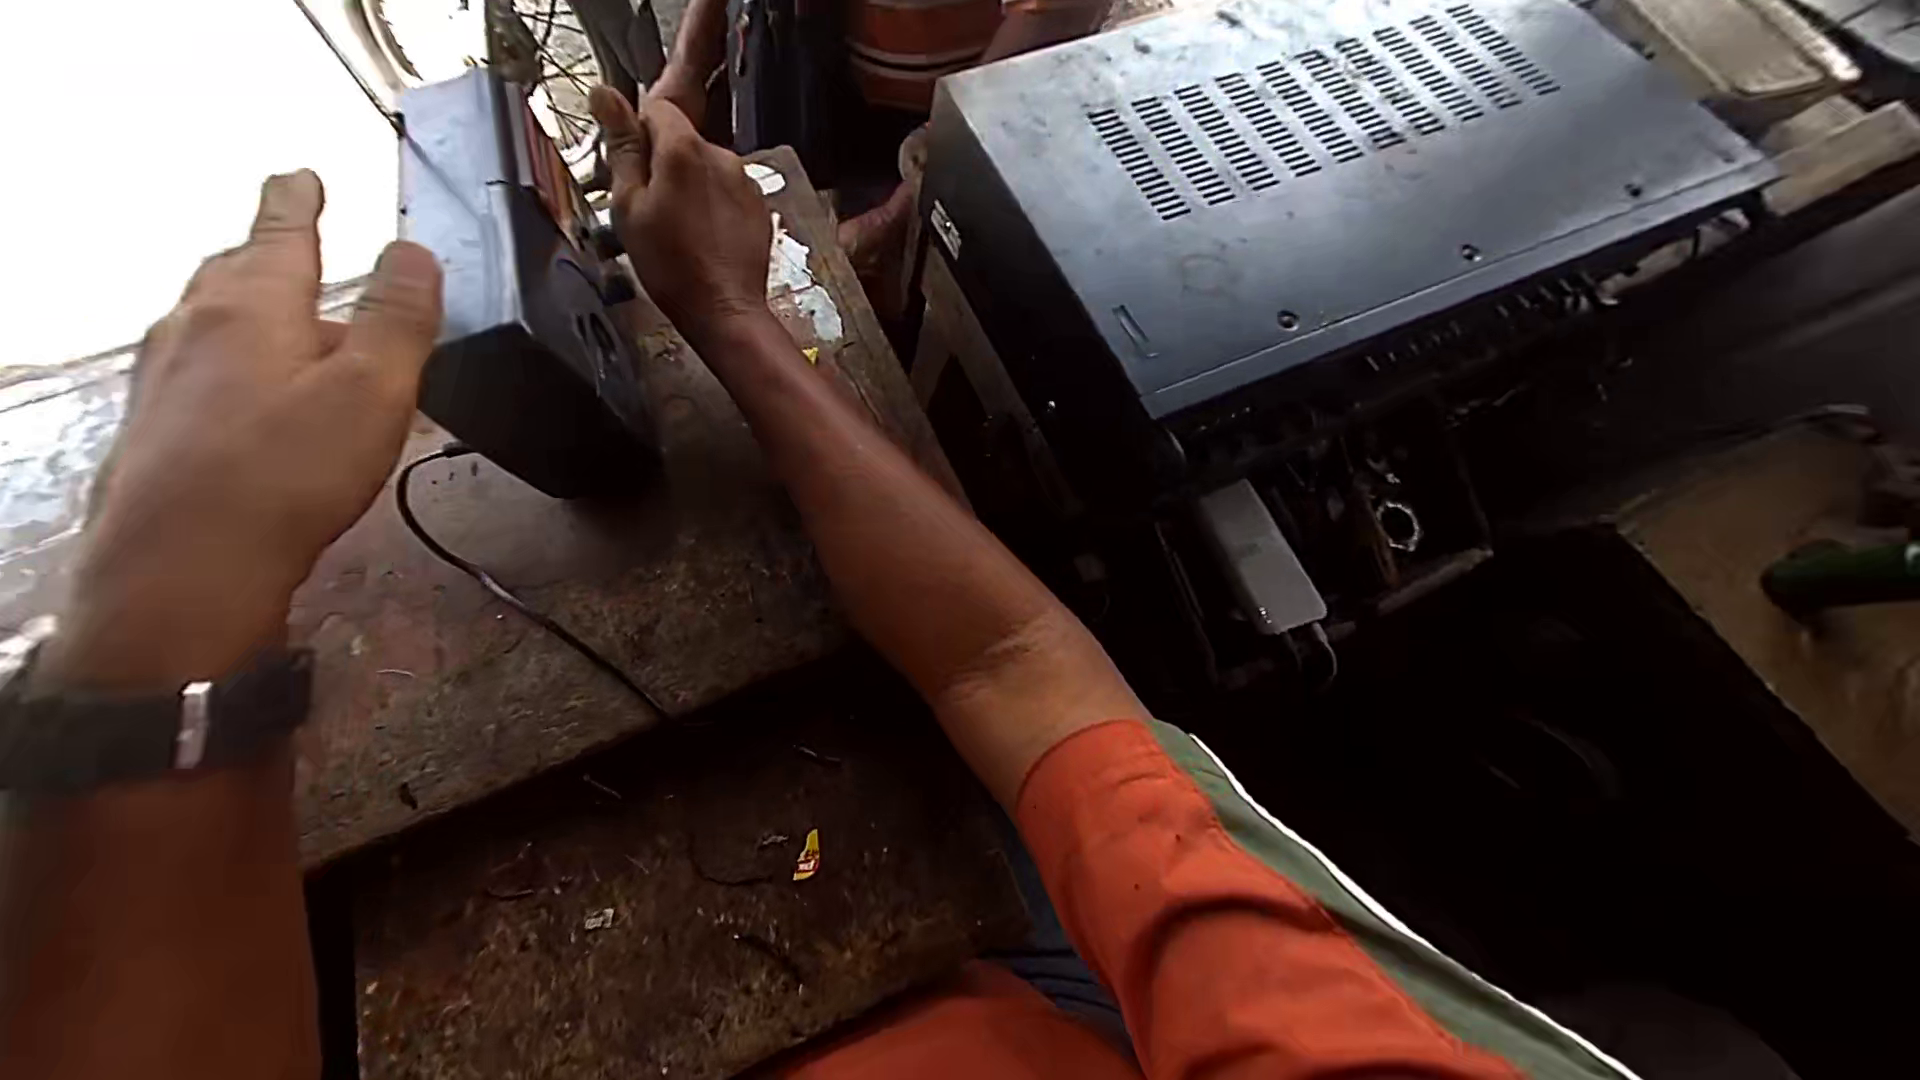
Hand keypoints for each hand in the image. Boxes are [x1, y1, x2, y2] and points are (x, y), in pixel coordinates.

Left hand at [43, 171, 443, 688]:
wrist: (190, 557)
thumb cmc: (292, 465)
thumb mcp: (372, 389)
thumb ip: (397, 319)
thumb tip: (414, 251)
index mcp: (250, 311)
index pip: (278, 238)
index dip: (296, 204)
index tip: (302, 174)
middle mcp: (196, 330)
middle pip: (235, 272)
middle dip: (268, 249)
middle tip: (297, 237)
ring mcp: (171, 377)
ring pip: (217, 317)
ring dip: (257, 301)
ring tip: (294, 311)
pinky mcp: (169, 423)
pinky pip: (212, 361)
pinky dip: (248, 349)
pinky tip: (268, 380)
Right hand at [587, 87, 770, 340]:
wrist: (725, 312)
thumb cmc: (674, 269)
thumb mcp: (629, 206)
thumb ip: (622, 148)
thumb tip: (606, 96)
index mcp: (684, 150)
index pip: (657, 108)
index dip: (640, 133)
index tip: (632, 163)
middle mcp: (723, 159)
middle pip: (686, 141)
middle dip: (666, 164)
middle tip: (653, 207)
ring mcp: (746, 186)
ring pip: (709, 170)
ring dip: (693, 188)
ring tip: (681, 230)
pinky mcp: (760, 211)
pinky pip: (729, 196)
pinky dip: (716, 209)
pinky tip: (705, 239)